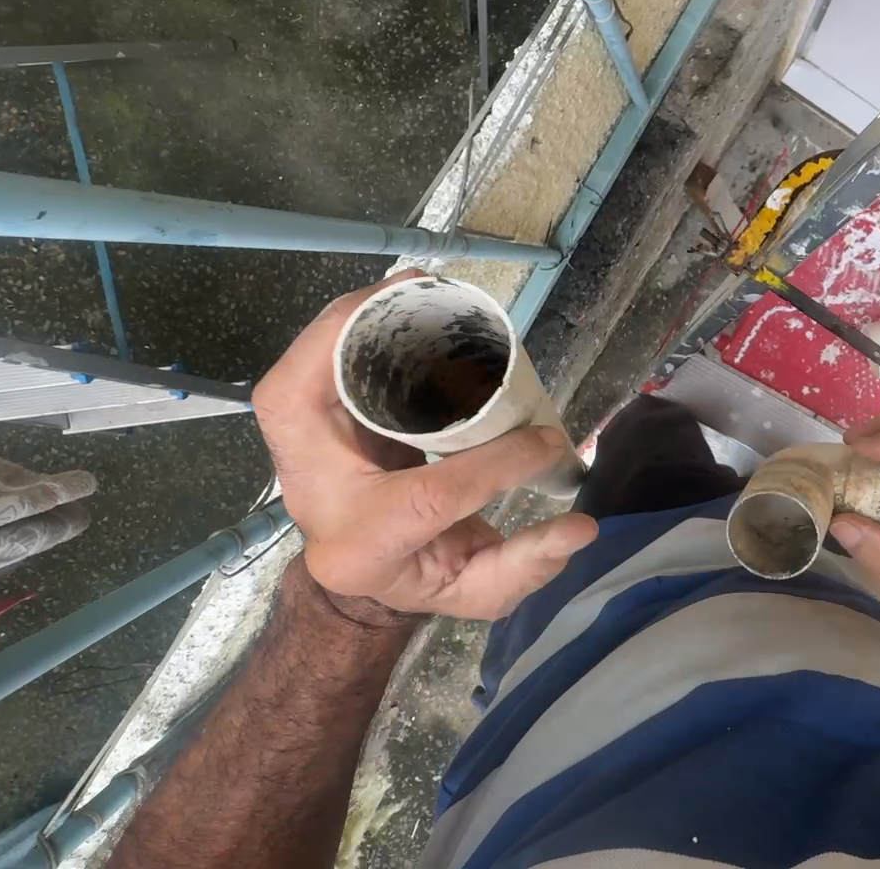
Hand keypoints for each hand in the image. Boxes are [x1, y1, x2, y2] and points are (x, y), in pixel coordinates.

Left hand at [252, 271, 597, 620]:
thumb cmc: (430, 580)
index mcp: (364, 549)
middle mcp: (317, 501)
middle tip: (425, 302)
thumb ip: (533, 563)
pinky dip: (344, 329)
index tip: (551, 441)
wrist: (374, 576)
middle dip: (353, 342)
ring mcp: (302, 463)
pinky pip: (309, 372)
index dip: (499, 463)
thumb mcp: (486, 590)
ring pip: (296, 380)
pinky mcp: (310, 431)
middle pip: (303, 411)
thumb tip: (583, 525)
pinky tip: (392, 303)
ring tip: (412, 289)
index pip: (429, 496)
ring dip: (345, 323)